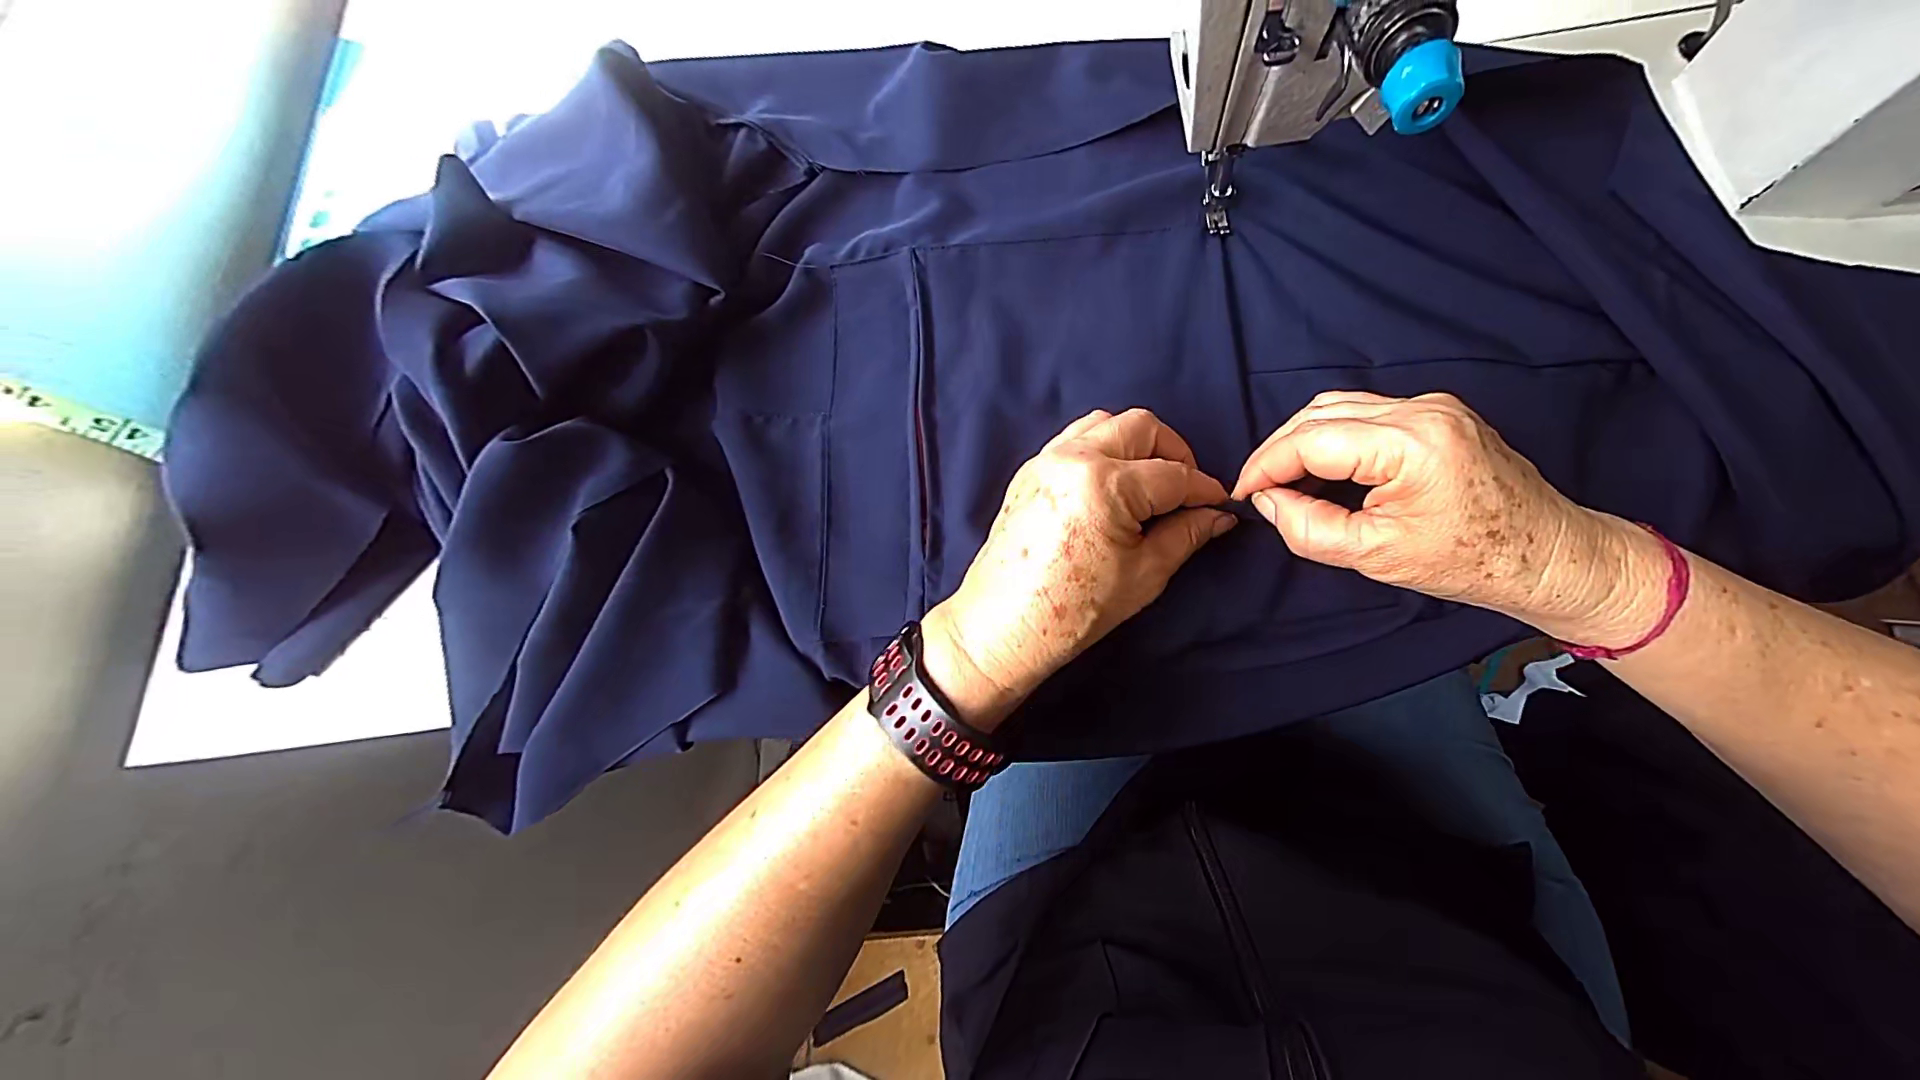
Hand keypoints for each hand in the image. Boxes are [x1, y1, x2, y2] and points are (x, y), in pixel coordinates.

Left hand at [921, 409, 1235, 729]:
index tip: (1216, 503)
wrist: (1004, 626)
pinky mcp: (1029, 473)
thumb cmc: (1071, 611)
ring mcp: (1045, 462)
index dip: (1203, 490)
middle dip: (1173, 453)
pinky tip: (1114, 484)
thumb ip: (1185, 535)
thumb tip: (1215, 516)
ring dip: (1136, 444)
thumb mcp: (1144, 574)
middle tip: (1185, 489)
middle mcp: (1071, 460)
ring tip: (1150, 484)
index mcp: (1103, 484)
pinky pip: (1074, 440)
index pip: (1172, 474)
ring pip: (1105, 424)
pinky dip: (1103, 449)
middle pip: (1141, 427)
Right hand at [1231, 391, 1667, 645]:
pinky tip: (1316, 466)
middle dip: (1275, 452)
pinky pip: (1360, 412)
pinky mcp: (1434, 413)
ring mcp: (1431, 406)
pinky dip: (1326, 436)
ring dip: (1298, 441)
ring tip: (1280, 479)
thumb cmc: (1470, 561)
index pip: (1310, 440)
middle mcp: (1422, 410)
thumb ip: (1305, 526)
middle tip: (1255, 489)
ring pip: (1335, 407)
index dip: (1264, 465)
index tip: (1242, 494)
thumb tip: (1266, 500)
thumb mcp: (1372, 555)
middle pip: (1317, 415)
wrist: (1549, 554)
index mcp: (1411, 443)